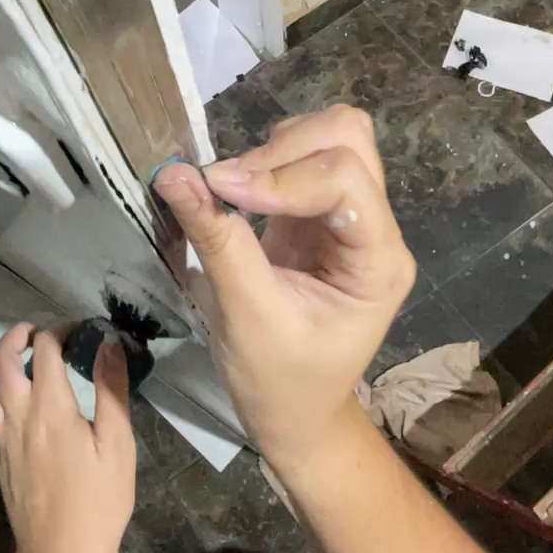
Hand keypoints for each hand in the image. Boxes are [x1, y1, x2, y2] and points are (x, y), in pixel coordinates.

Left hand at [0, 324, 135, 552]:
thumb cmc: (99, 501)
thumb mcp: (118, 444)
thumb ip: (111, 390)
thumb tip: (107, 344)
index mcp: (51, 408)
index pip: (44, 349)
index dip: (61, 330)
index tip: (83, 331)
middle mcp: (19, 417)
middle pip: (0, 361)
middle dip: (16, 335)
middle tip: (38, 331)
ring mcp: (3, 439)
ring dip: (0, 364)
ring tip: (24, 362)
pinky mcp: (0, 459)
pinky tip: (24, 405)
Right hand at [152, 105, 416, 468]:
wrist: (294, 413)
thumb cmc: (280, 382)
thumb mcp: (246, 316)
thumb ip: (217, 241)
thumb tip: (173, 175)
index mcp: (379, 262)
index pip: (344, 180)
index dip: (279, 177)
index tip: (217, 188)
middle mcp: (377, 229)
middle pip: (348, 140)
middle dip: (282, 151)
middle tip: (225, 183)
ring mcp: (351, 218)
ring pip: (331, 139)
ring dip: (276, 150)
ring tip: (230, 187)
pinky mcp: (321, 216)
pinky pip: (304, 160)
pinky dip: (267, 162)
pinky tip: (238, 190)